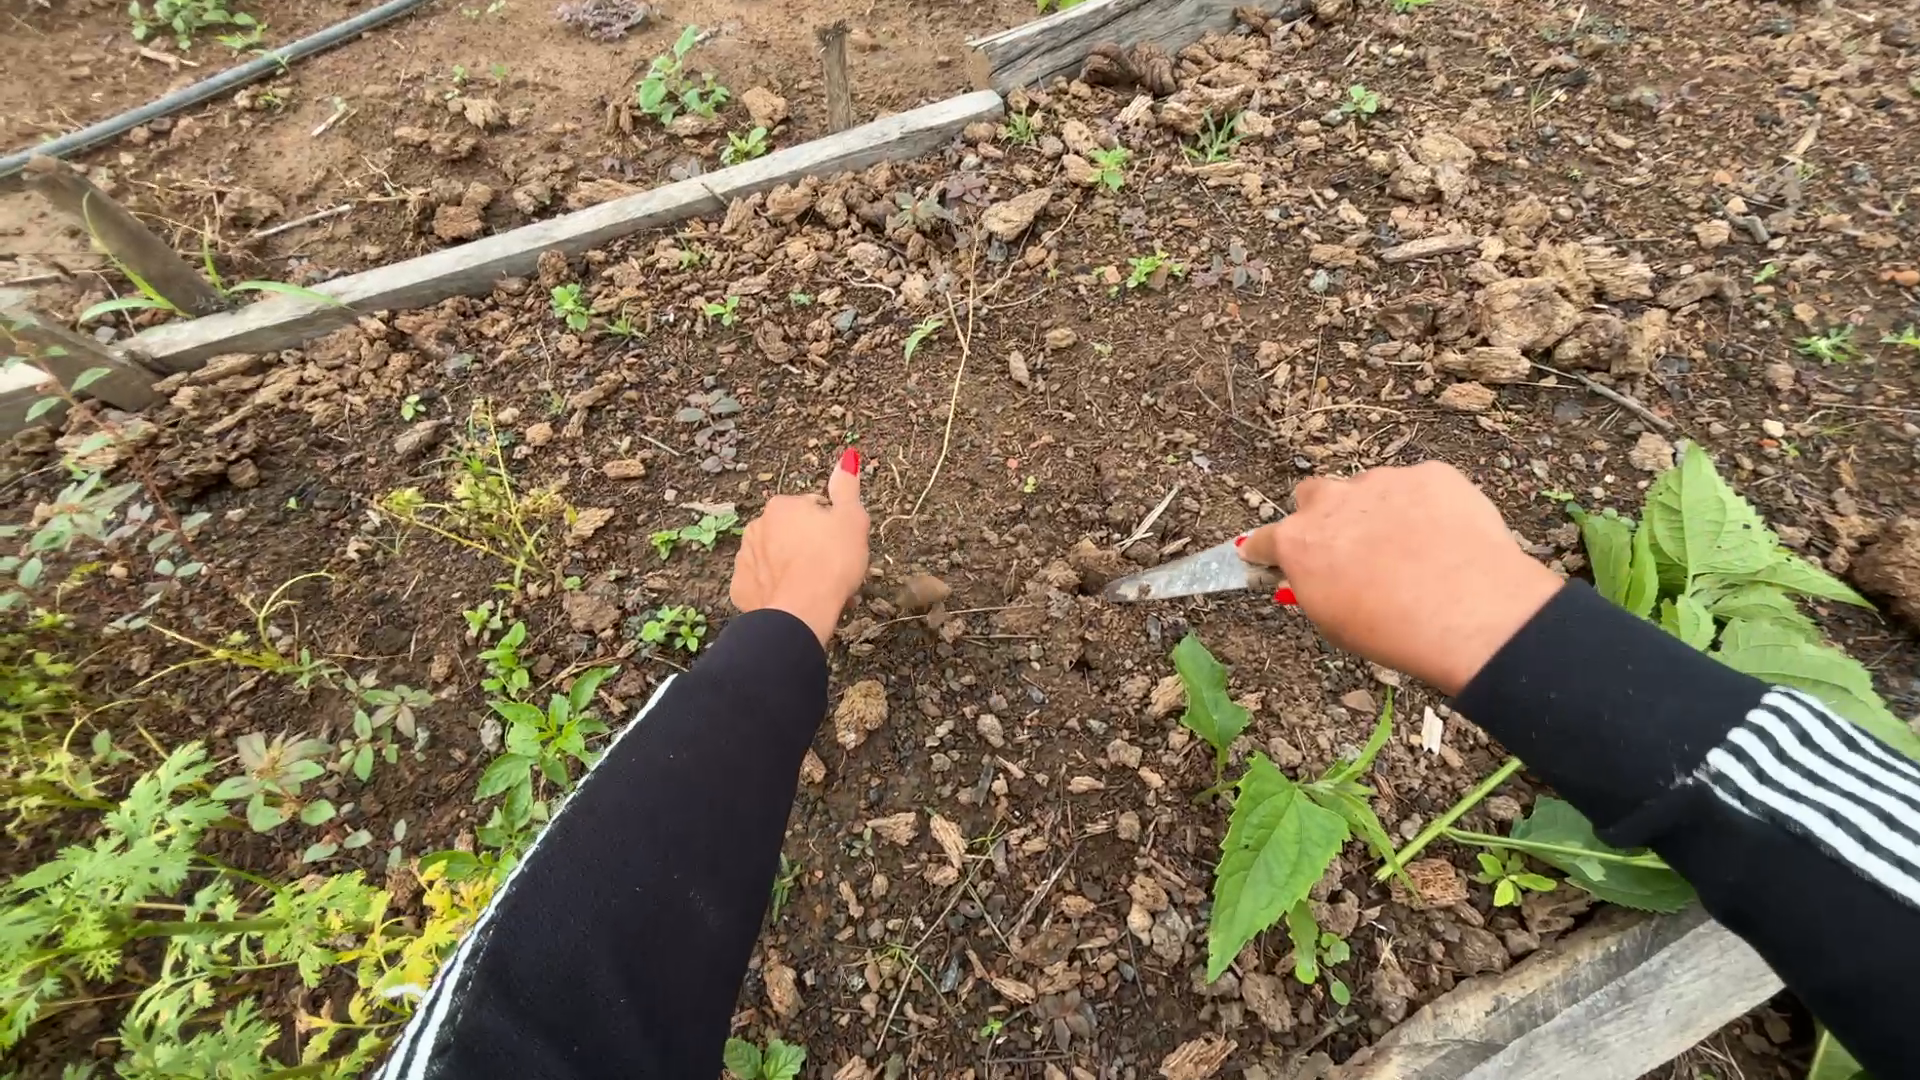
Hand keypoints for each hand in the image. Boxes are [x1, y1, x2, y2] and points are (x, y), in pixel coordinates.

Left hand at [730, 448, 870, 646]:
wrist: (802, 611)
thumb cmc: (831, 561)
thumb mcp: (852, 519)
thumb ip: (847, 487)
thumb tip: (847, 457)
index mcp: (782, 506)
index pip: (813, 510)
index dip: (832, 529)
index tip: (842, 546)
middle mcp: (757, 527)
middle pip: (792, 535)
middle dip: (810, 549)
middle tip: (833, 570)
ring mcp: (745, 558)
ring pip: (776, 559)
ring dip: (795, 569)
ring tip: (818, 590)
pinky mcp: (741, 589)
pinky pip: (763, 585)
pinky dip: (777, 591)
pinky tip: (796, 601)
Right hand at [1238, 461, 1563, 694]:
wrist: (1470, 613)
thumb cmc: (1392, 628)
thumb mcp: (1329, 620)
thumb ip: (1311, 584)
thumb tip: (1313, 573)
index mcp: (1295, 541)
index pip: (1261, 539)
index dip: (1267, 551)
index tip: (1271, 557)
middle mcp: (1329, 502)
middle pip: (1311, 495)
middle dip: (1323, 515)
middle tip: (1349, 546)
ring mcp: (1380, 482)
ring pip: (1369, 489)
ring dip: (1377, 510)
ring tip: (1412, 548)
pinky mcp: (1430, 474)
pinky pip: (1419, 485)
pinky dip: (1426, 505)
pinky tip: (1445, 537)